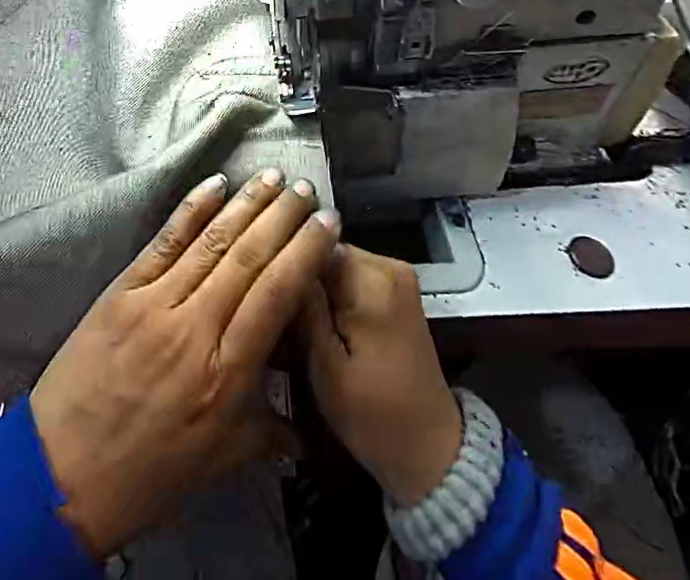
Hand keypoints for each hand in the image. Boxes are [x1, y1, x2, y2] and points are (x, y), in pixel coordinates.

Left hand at [29, 169, 339, 558]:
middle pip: (248, 257)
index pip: (276, 293)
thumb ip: (268, 434)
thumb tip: (309, 432)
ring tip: (274, 177)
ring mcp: (153, 305)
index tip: (329, 222)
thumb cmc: (146, 473)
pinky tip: (215, 184)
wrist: (52, 480)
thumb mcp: (217, 460)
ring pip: (211, 242)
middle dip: (283, 217)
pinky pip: (162, 242)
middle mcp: (194, 328)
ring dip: (246, 203)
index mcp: (225, 372)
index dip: (306, 251)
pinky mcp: (120, 293)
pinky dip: (191, 210)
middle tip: (307, 189)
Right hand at [302, 245, 462, 504]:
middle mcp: (390, 266)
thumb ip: (306, 309)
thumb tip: (284, 262)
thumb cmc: (372, 413)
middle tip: (276, 313)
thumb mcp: (325, 368)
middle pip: (329, 251)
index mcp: (373, 281)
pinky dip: (335, 295)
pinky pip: (355, 277)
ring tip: (292, 322)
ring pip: (339, 263)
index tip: (262, 291)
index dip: (287, 265)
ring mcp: (398, 276)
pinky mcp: (399, 291)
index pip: (316, 244)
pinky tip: (319, 325)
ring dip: (316, 286)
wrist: (428, 444)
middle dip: (302, 276)